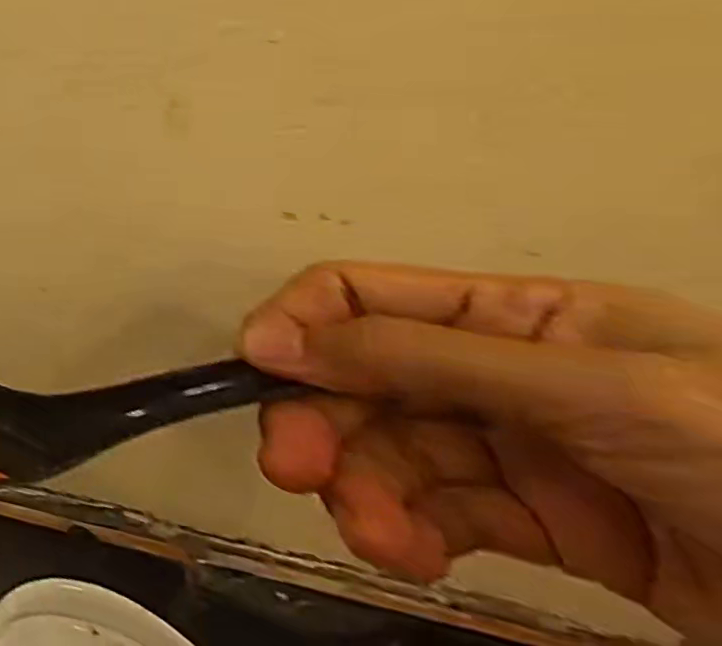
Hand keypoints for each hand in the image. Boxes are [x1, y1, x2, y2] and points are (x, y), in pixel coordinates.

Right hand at [239, 262, 721, 640]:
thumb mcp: (596, 391)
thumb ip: (425, 358)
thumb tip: (273, 341)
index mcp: (523, 317)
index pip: (367, 296)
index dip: (301, 322)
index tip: (254, 366)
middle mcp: (507, 372)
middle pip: (367, 382)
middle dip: (321, 423)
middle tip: (289, 470)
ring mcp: (523, 450)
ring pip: (395, 452)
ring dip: (364, 491)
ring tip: (369, 536)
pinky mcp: (545, 524)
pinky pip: (442, 513)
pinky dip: (409, 531)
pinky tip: (404, 554)